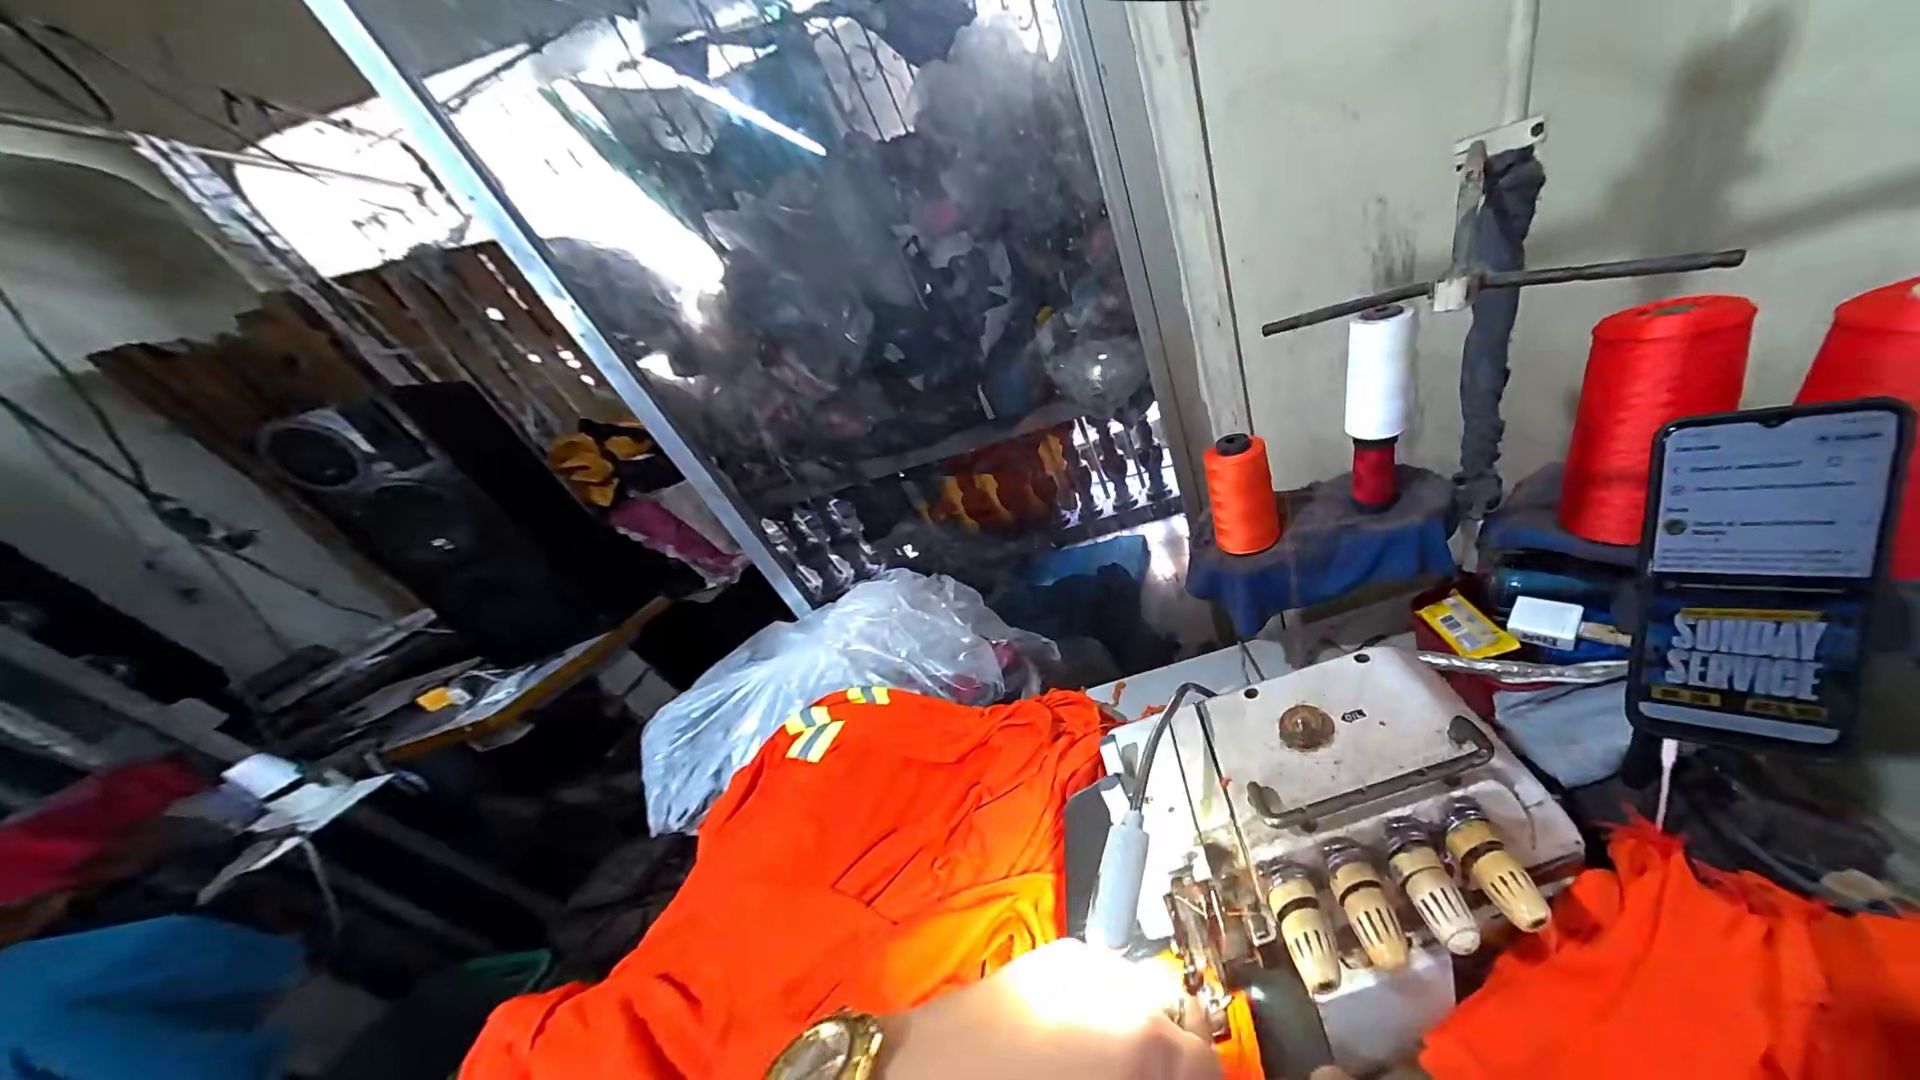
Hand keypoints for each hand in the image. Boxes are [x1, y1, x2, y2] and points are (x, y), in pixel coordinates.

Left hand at [875, 939, 1220, 1079]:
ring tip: (1104, 1064)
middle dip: (1166, 1056)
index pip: (1203, 1059)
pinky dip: (1100, 1008)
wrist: (926, 1073)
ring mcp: (1078, 962)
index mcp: (1140, 1035)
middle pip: (1174, 1018)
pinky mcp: (1046, 957)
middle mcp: (1115, 982)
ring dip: (1134, 1029)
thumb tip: (1163, 1070)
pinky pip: (1096, 981)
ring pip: (1134, 995)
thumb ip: (1146, 1075)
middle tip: (1141, 1079)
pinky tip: (1073, 1043)